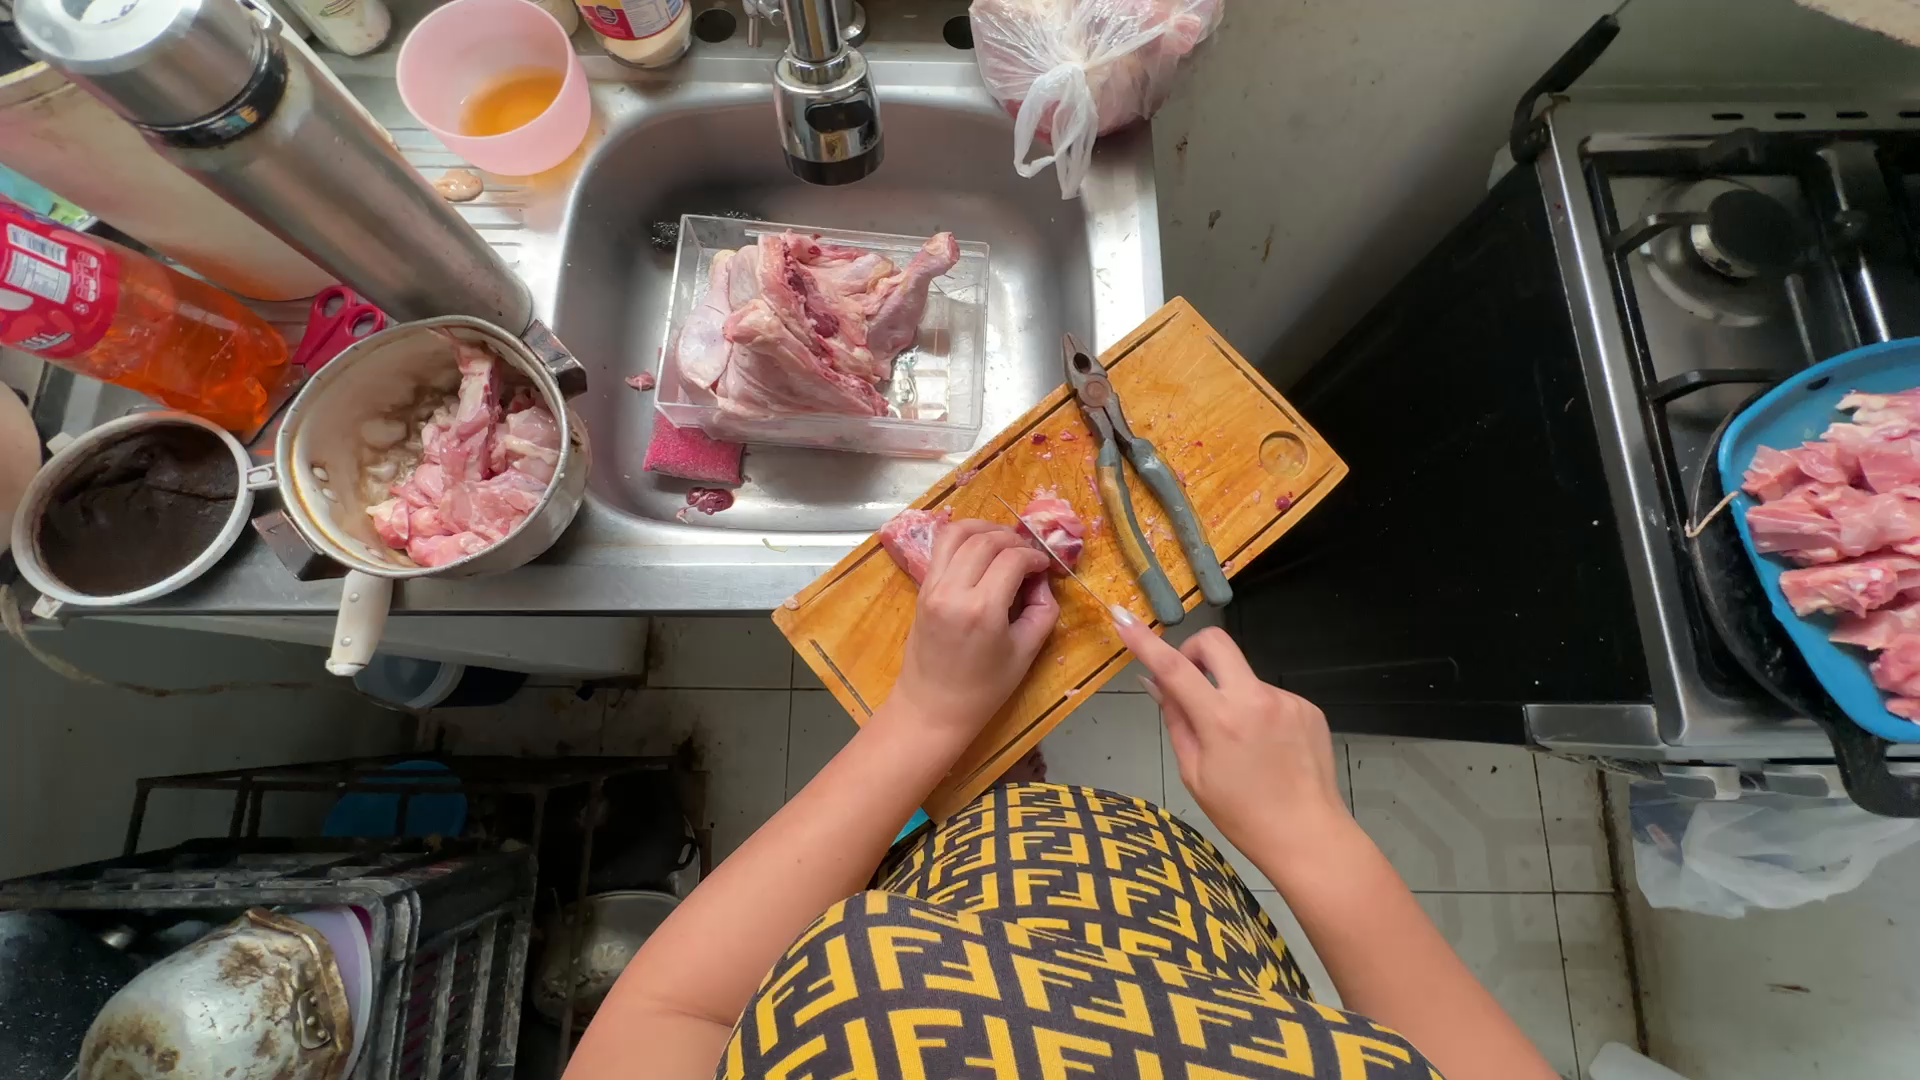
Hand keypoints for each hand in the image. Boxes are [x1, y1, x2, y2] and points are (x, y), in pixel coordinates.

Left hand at [892, 520, 1058, 736]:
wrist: (932, 708)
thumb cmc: (983, 689)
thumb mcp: (1026, 653)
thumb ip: (1042, 611)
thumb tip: (1041, 580)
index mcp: (982, 610)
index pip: (1012, 559)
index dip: (1034, 556)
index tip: (1044, 566)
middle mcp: (953, 591)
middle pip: (985, 540)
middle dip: (1013, 539)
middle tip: (1028, 552)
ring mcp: (932, 587)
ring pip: (956, 533)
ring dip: (984, 528)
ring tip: (1004, 539)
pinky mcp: (922, 588)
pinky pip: (940, 547)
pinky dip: (962, 538)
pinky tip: (980, 547)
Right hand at [1112, 609, 1347, 853]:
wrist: (1310, 838)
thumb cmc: (1241, 814)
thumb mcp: (1193, 772)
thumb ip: (1176, 719)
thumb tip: (1155, 682)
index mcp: (1221, 720)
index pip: (1173, 668)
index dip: (1143, 640)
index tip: (1123, 617)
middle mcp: (1256, 699)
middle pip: (1215, 641)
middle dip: (1193, 650)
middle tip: (1190, 681)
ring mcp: (1287, 700)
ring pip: (1242, 675)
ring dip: (1229, 693)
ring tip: (1240, 742)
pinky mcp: (1308, 708)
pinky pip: (1268, 696)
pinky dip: (1256, 711)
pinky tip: (1266, 747)